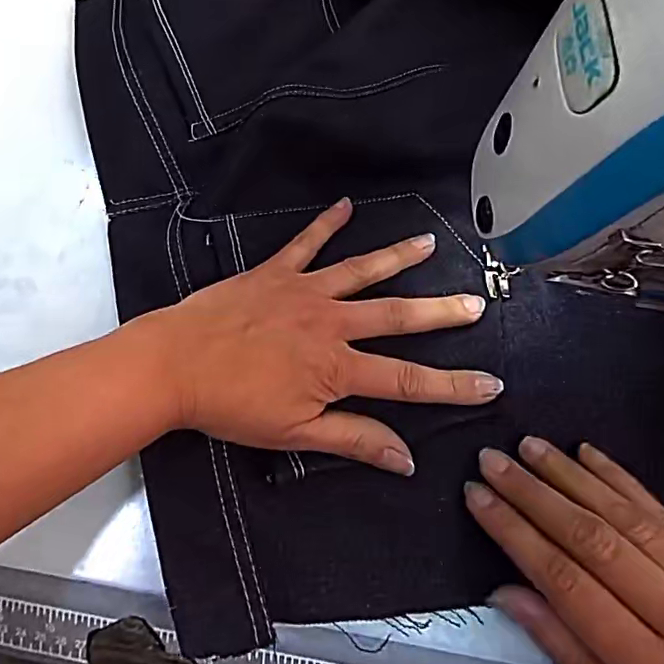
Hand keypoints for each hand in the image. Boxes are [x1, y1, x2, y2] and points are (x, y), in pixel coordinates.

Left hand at [129, 198, 501, 475]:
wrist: (175, 364)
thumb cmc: (232, 405)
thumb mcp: (294, 433)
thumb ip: (354, 439)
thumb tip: (405, 458)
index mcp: (337, 367)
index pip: (407, 379)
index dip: (452, 385)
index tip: (488, 383)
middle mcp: (331, 322)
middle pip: (397, 316)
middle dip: (441, 312)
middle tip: (476, 302)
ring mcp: (306, 290)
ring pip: (362, 270)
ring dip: (398, 256)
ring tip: (429, 242)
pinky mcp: (277, 271)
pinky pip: (306, 242)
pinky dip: (326, 223)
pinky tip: (345, 205)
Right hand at [466, 439, 663, 663]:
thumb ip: (570, 654)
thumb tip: (511, 592)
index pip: (571, 586)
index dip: (517, 535)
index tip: (483, 500)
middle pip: (598, 542)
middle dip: (536, 495)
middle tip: (496, 462)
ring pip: (634, 521)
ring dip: (575, 477)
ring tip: (534, 449)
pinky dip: (628, 486)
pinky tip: (595, 459)